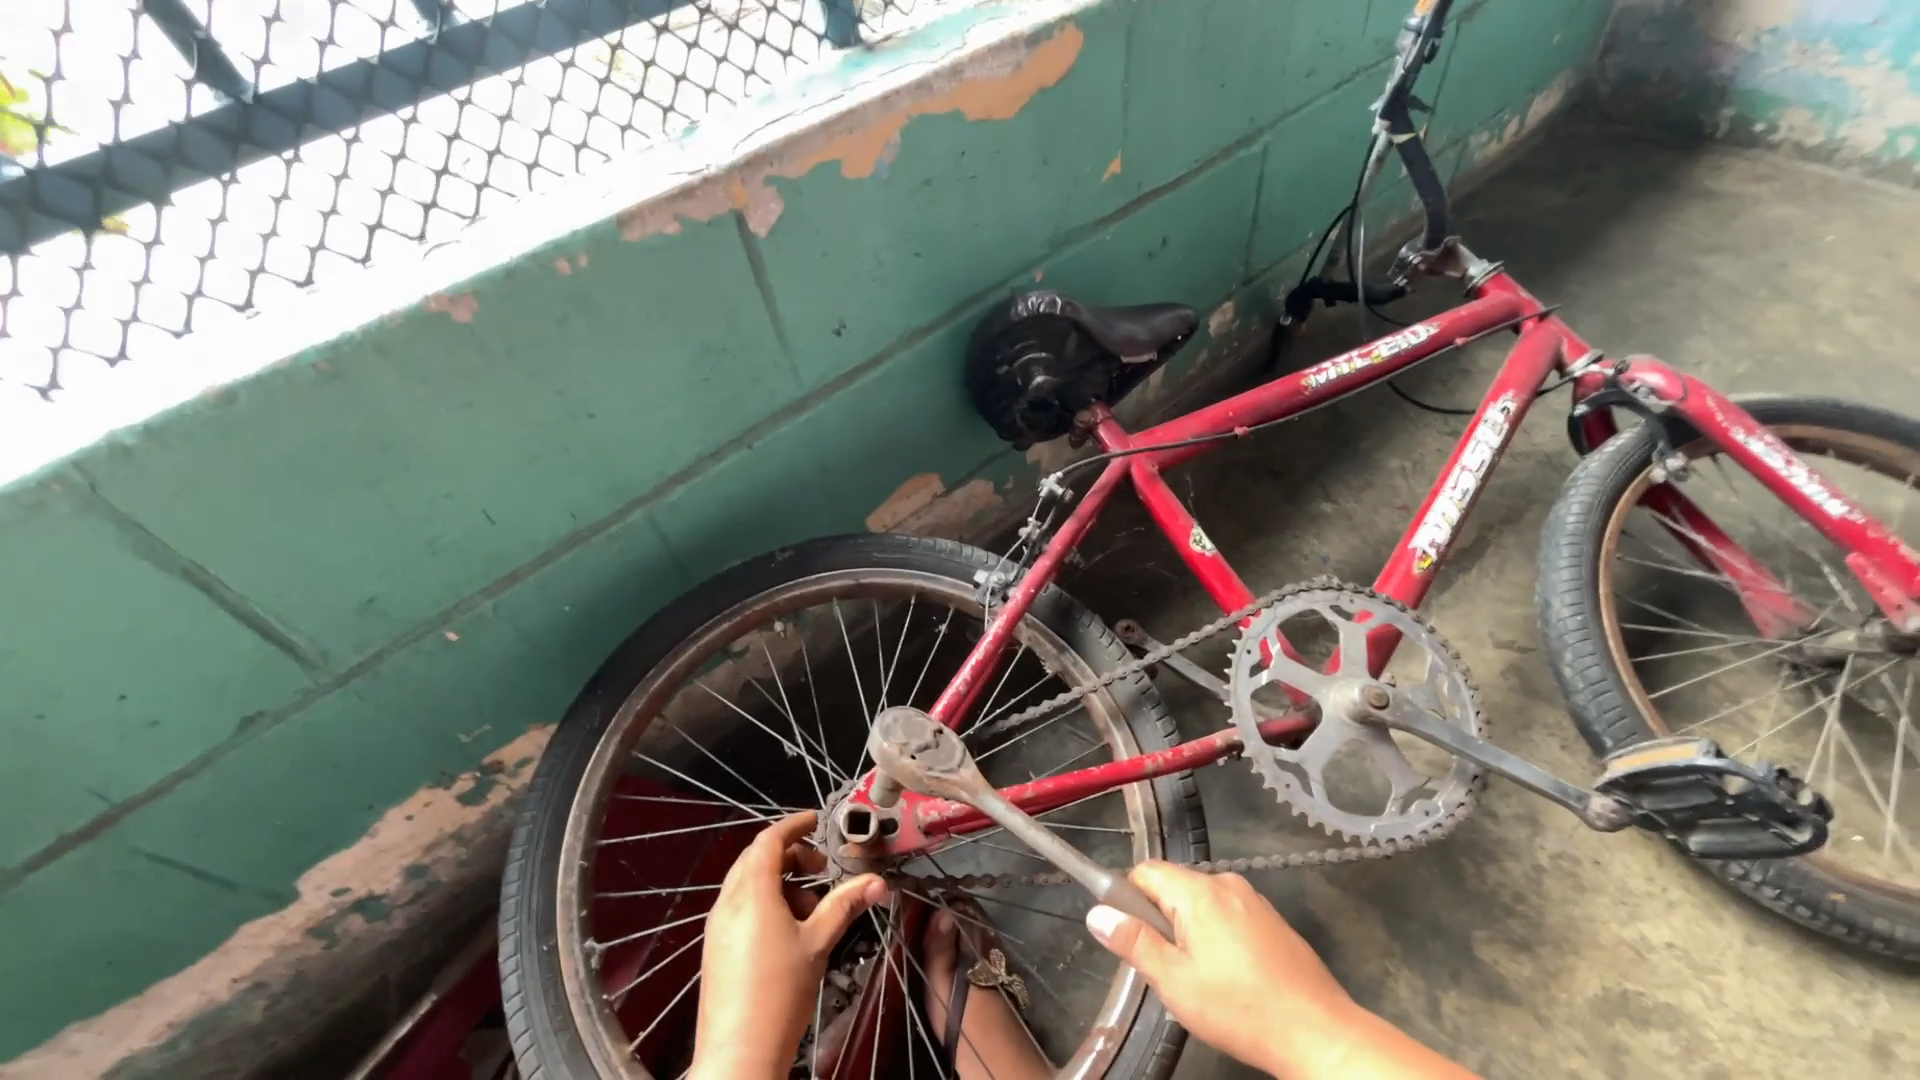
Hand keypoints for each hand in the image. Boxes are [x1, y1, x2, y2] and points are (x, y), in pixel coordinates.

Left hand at [690, 812, 887, 1079]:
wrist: (739, 1054)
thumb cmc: (779, 994)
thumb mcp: (819, 943)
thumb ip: (844, 905)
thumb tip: (876, 881)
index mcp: (752, 893)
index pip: (769, 840)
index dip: (794, 825)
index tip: (815, 821)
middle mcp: (729, 902)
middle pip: (757, 858)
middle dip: (791, 854)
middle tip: (820, 866)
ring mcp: (718, 926)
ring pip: (748, 882)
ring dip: (780, 880)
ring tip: (811, 905)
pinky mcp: (716, 947)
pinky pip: (741, 906)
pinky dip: (766, 901)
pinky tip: (790, 928)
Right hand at [1084, 862, 1354, 1076]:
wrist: (1318, 1034)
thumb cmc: (1239, 1008)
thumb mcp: (1174, 981)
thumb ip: (1133, 942)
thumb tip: (1097, 914)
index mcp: (1199, 891)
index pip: (1144, 871)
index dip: (1127, 899)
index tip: (1130, 936)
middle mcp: (1226, 883)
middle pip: (1173, 887)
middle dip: (1161, 921)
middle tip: (1166, 968)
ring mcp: (1254, 901)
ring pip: (1201, 904)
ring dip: (1190, 931)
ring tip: (1199, 979)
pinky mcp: (1273, 921)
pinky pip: (1228, 916)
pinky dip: (1218, 937)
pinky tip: (1230, 978)